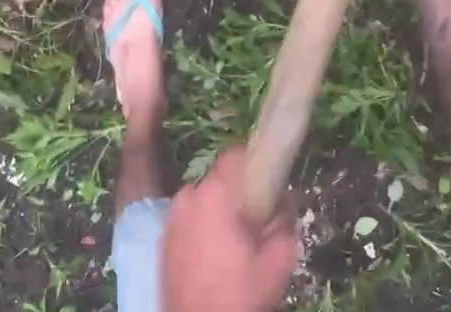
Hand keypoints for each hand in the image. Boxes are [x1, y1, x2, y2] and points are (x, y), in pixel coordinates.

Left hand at [160, 148, 298, 311]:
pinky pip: (191, 216)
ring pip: (204, 198)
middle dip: (240, 190)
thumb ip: (285, 222)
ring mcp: (172, 216)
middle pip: (220, 178)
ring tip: (237, 237)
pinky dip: (204, 223)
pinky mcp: (165, 236)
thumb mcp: (276, 262)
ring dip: (221, 208)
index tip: (269, 174)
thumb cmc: (238, 295)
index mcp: (213, 195)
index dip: (255, 160)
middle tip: (258, 215)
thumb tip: (286, 199)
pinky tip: (217, 250)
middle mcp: (188, 196)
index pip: (234, 155)